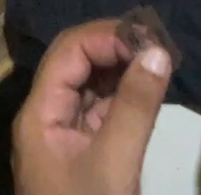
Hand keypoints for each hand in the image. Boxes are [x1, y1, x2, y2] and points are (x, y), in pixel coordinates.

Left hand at [13, 19, 171, 194]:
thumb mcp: (114, 164)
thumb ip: (135, 106)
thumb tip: (158, 49)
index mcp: (40, 113)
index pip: (69, 51)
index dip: (106, 37)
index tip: (149, 39)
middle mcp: (47, 116)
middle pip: (76, 62)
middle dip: (115, 47)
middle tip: (158, 44)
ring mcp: (65, 135)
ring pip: (91, 83)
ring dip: (123, 67)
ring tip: (160, 59)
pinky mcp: (85, 153)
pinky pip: (102, 108)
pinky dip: (126, 93)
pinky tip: (151, 88)